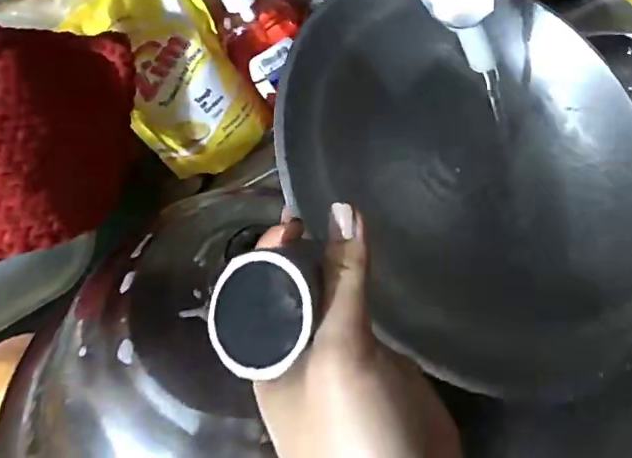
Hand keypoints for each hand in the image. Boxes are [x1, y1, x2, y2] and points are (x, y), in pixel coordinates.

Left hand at [252, 202, 461, 457]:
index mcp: (270, 357)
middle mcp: (298, 352)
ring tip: (353, 216)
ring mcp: (337, 356)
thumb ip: (343, 280)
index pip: (255, 290)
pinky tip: (376, 255)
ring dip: (337, 259)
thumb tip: (345, 206)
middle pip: (293, 288)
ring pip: (330, 295)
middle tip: (326, 204)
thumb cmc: (352, 427)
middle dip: (304, 247)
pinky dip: (365, 279)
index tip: (295, 214)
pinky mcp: (374, 358)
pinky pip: (361, 308)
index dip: (268, 251)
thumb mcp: (341, 351)